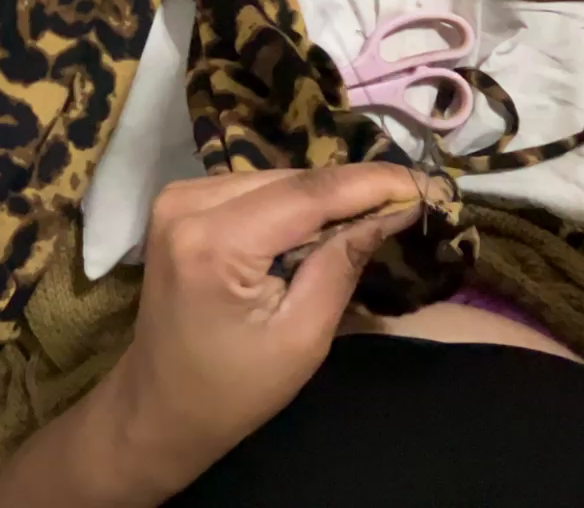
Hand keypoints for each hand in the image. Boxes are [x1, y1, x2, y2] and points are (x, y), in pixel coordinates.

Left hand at [100, 165, 426, 495]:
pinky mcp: (178, 200)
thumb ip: (342, 264)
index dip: (369, 183)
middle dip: (349, 190)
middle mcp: (187, 202)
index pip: (306, 194)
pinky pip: (248, 188)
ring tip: (366, 215)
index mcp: (213, 240)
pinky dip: (286, 202)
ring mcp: (177, 196)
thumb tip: (391, 210)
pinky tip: (313, 225)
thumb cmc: (232, 389)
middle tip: (406, 202)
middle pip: (287, 181)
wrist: (158, 403)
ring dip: (318, 196)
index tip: (425, 181)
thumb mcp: (301, 338)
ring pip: (270, 179)